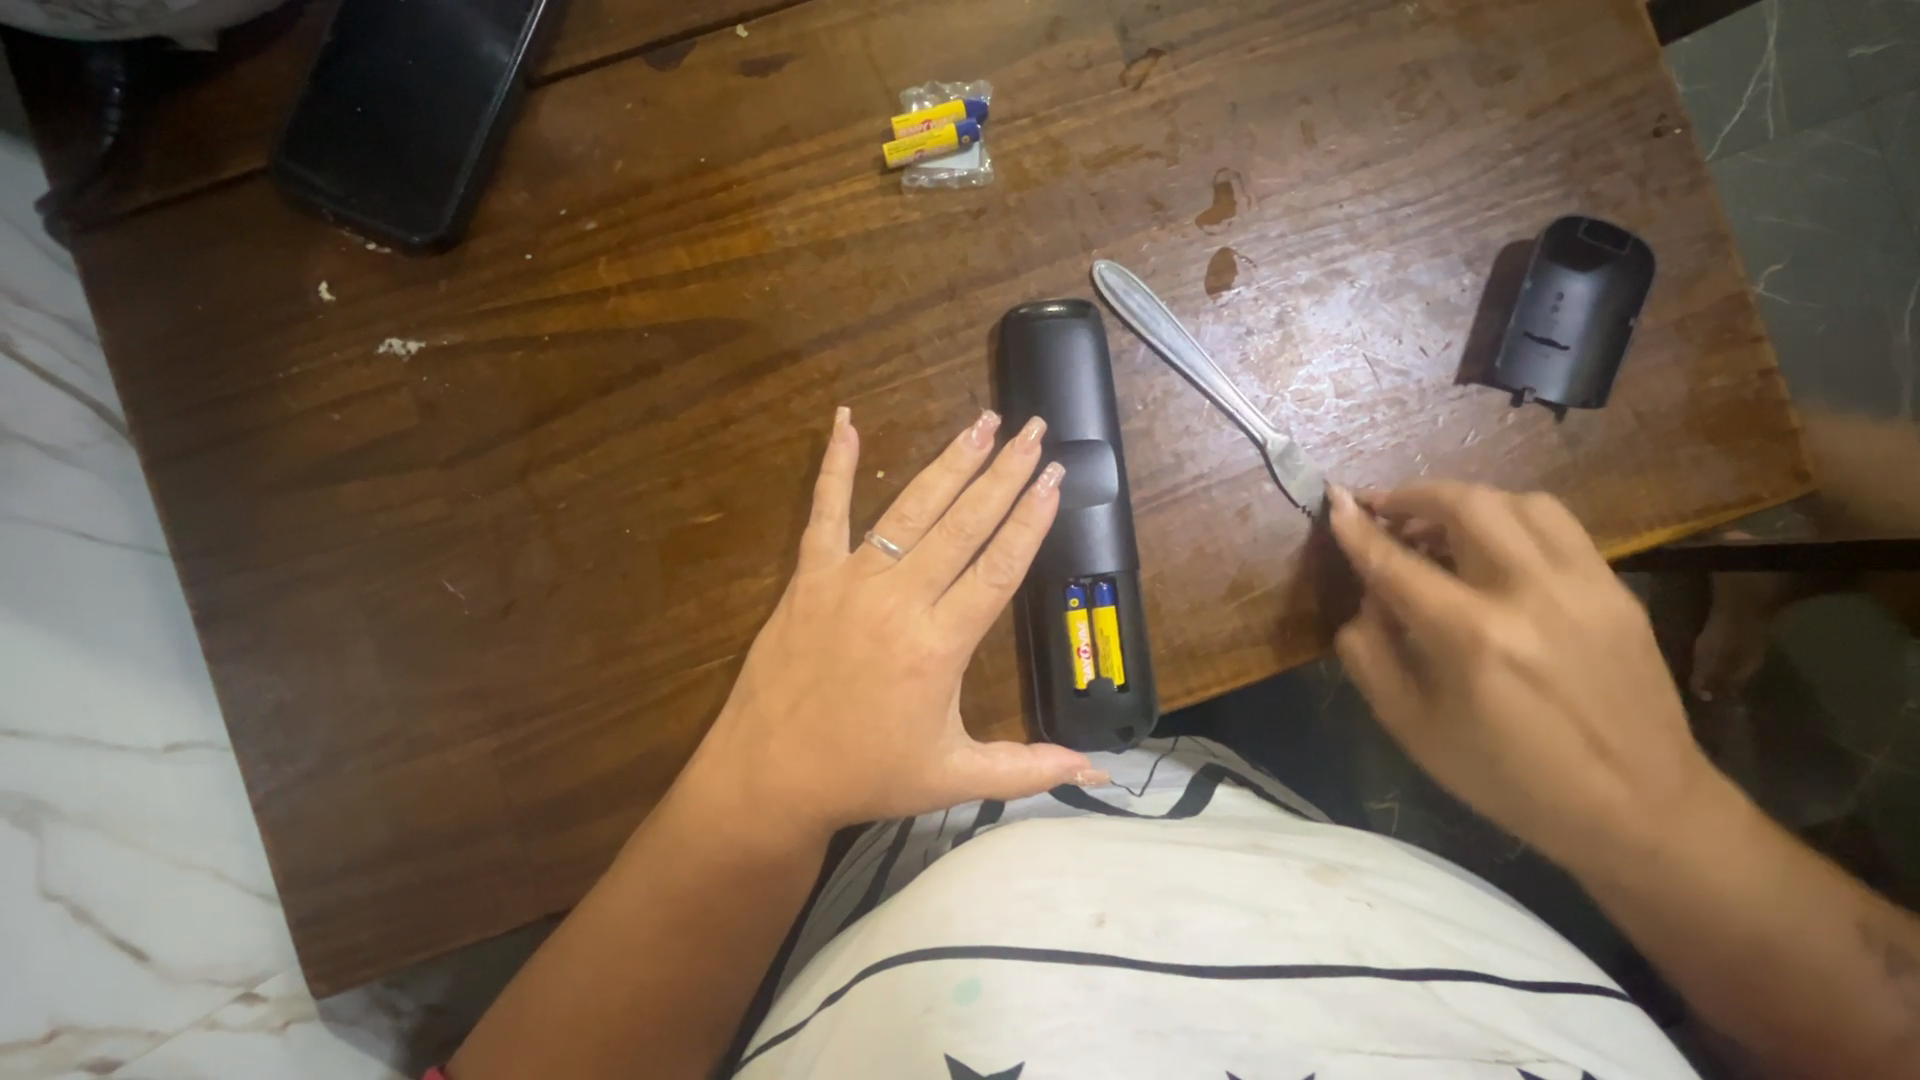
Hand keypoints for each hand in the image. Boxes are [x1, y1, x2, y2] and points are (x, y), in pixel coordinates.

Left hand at [683, 407, 1104, 842]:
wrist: (771, 776)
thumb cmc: (865, 775)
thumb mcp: (953, 778)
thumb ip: (1029, 768)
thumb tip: (1099, 774)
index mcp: (939, 645)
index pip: (998, 568)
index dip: (1031, 520)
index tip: (1055, 479)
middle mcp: (899, 600)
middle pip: (963, 525)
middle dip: (1004, 474)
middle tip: (1034, 431)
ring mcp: (850, 581)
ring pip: (910, 510)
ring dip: (949, 463)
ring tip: (982, 422)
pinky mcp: (808, 577)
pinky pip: (824, 511)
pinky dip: (834, 466)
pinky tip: (846, 422)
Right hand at [1325, 481, 1725, 868]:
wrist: (1638, 808)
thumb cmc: (1507, 777)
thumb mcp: (1411, 726)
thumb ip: (1369, 653)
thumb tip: (1366, 597)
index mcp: (1472, 637)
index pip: (1397, 562)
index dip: (1358, 529)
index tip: (1334, 501)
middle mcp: (1530, 594)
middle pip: (1466, 505)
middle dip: (1412, 496)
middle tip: (1382, 508)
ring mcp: (1584, 586)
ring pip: (1519, 502)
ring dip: (1466, 501)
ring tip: (1437, 524)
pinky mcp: (1616, 590)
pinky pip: (1558, 527)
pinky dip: (1511, 520)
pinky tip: (1491, 549)